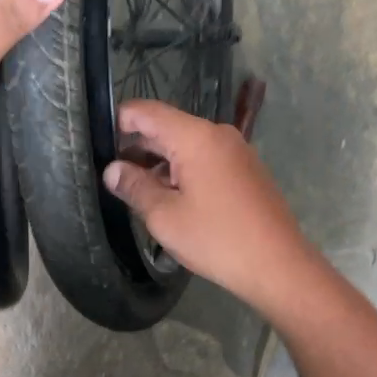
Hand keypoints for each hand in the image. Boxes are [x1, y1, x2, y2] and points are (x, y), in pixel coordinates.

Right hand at [102, 100, 317, 307]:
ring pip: (186, 146)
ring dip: (160, 164)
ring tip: (137, 194)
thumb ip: (135, 187)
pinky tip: (171, 200)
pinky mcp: (246, 171)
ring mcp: (236, 152)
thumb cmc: (216, 239)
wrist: (278, 265)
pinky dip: (183, 172)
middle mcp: (218, 135)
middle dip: (137, 148)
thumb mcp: (165, 216)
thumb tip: (112, 170)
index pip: (146, 111)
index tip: (98, 147)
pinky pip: (206, 160)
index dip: (118, 123)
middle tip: (112, 177)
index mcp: (196, 137)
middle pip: (167, 128)